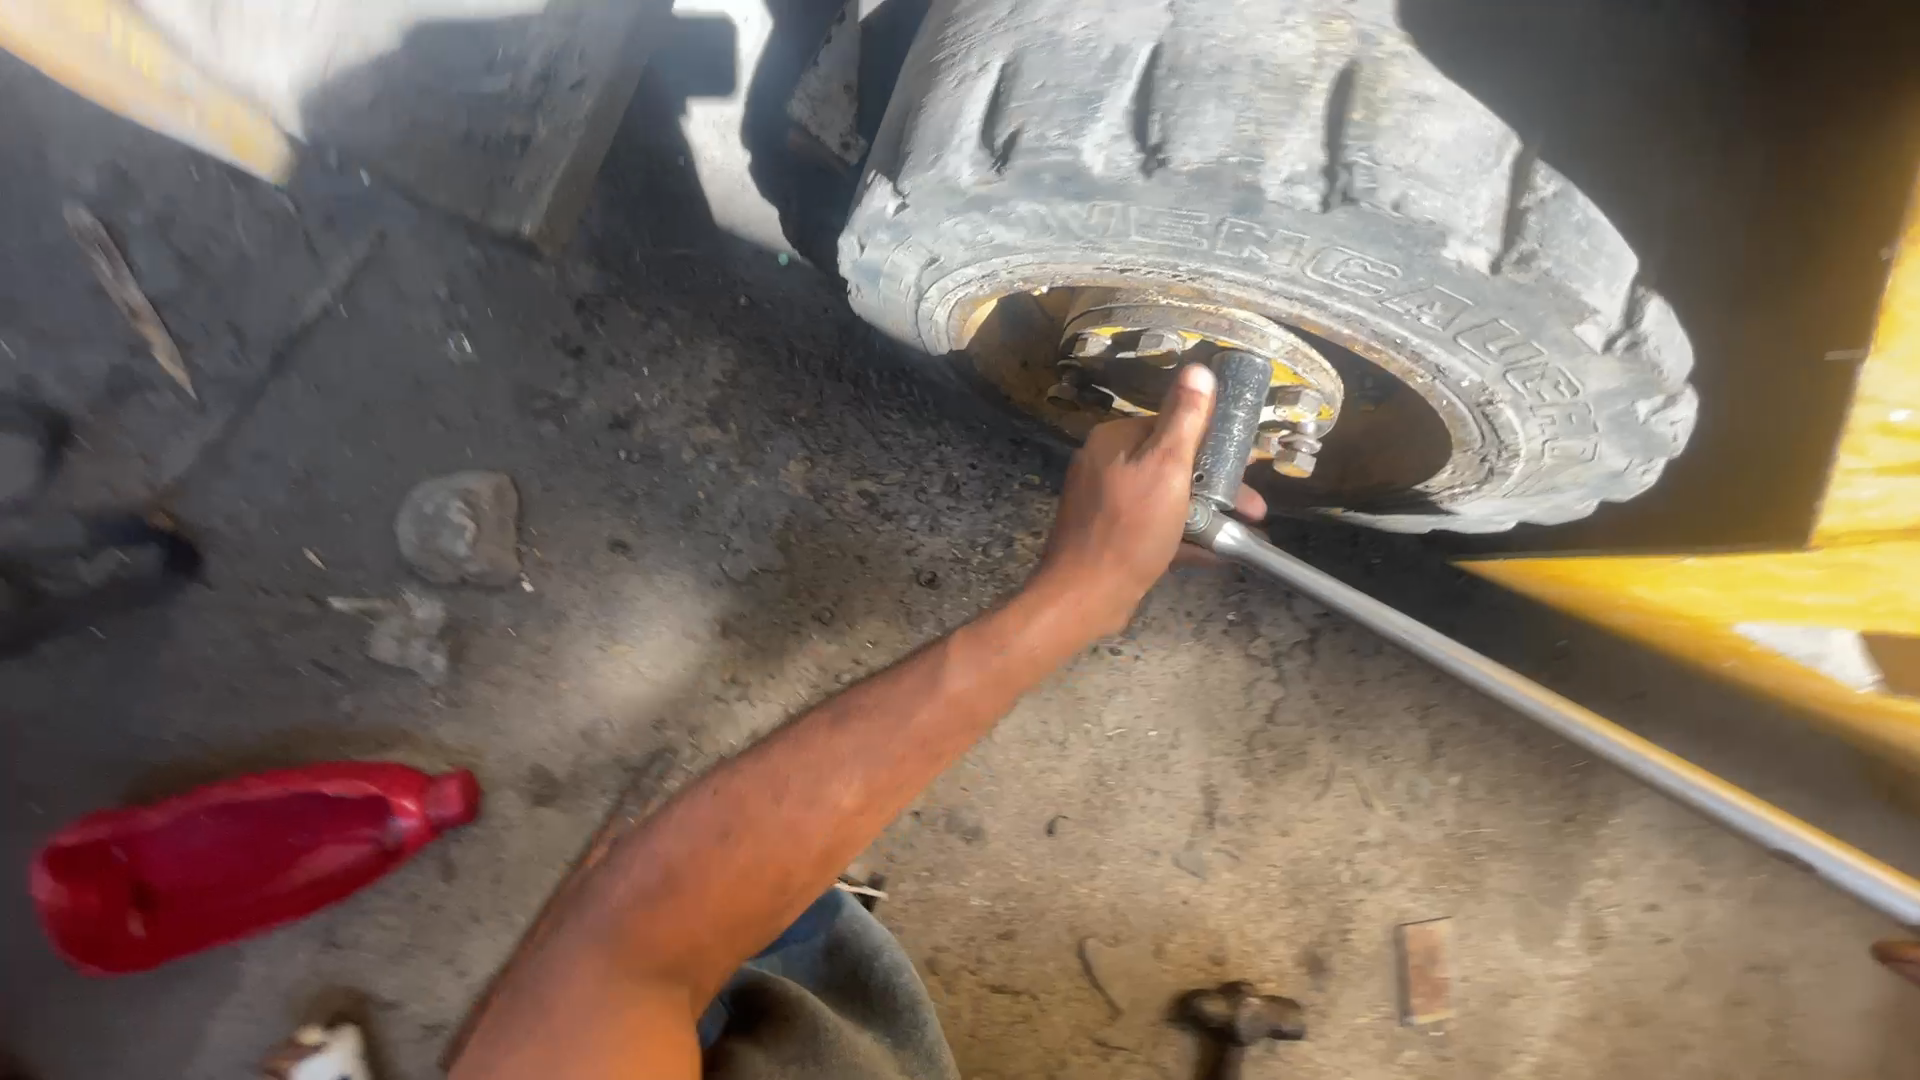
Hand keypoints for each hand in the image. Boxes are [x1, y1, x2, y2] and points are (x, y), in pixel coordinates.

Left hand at [1028, 363, 1264, 637]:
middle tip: (1254, 510)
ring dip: (1206, 514)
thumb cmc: (1130, 528)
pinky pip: (1153, 527)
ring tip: (1243, 534)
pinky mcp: (1109, 535)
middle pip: (1172, 464)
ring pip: (1166, 498)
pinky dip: (1183, 537)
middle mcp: (1105, 465)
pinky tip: (1217, 554)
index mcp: (1115, 441)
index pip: (1172, 426)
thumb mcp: (1166, 468)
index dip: (1213, 446)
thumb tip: (1198, 369)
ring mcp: (1105, 503)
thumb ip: (1185, 420)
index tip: (1247, 467)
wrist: (1084, 596)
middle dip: (1216, 486)